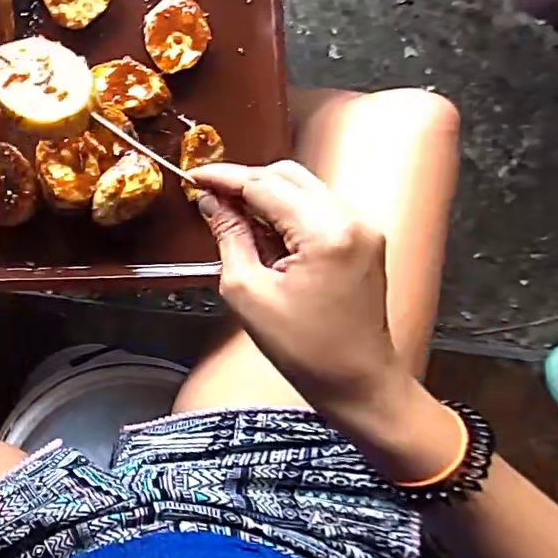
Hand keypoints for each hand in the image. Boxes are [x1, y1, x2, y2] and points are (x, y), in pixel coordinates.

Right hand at [190, 161, 457, 479]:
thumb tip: (212, 204)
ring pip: (302, 187)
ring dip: (264, 195)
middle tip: (208, 195)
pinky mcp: (361, 239)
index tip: (195, 175)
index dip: (224, 178)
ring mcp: (362, 228)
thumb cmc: (307, 350)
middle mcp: (351, 221)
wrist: (357, 381)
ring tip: (230, 216)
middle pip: (286, 176)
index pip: (264, 185)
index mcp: (326, 234)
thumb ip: (229, 237)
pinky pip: (316, 207)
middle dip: (244, 182)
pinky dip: (285, 210)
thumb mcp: (248, 292)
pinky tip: (261, 229)